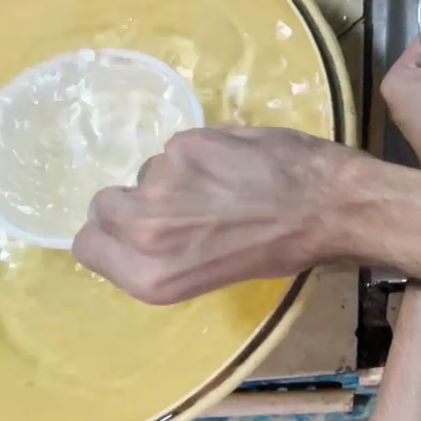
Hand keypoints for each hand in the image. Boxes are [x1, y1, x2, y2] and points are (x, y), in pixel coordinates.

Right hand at [74, 126, 361, 304]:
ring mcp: (164, 183)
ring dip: (181, 173)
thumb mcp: (212, 273)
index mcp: (149, 276)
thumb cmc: (285, 247)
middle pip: (108, 203)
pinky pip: (181, 143)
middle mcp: (145, 232)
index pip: (88, 244)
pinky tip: (240, 159)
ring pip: (151, 169)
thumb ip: (166, 254)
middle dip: (140, 198)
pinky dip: (205, 148)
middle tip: (186, 200)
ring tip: (229, 182)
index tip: (140, 225)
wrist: (332, 204)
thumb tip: (141, 228)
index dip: (113, 231)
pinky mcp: (189, 144)